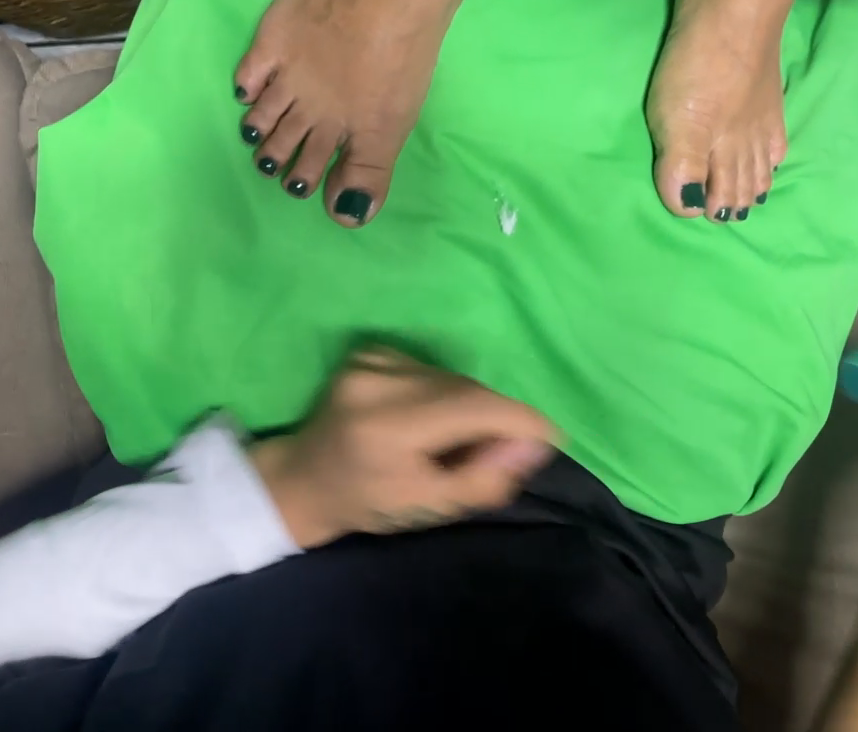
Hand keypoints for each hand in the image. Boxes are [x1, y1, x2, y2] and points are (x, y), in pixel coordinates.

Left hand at [249, 348, 556, 546]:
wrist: (305, 477)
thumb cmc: (367, 502)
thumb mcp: (429, 507)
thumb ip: (483, 479)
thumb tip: (535, 443)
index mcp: (388, 425)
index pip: (471, 407)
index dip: (519, 419)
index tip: (552, 437)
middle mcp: (379, 380)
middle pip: (466, 389)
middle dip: (496, 417)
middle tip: (503, 451)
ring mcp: (371, 360)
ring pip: (451, 377)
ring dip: (470, 404)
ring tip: (455, 439)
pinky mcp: (370, 351)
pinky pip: (430, 369)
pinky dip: (443, 392)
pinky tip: (425, 418)